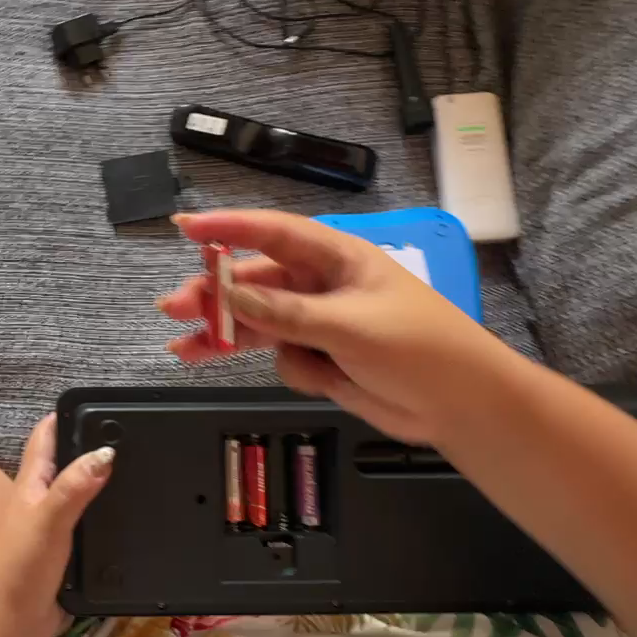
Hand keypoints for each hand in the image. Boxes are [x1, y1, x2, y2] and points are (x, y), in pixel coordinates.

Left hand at [0, 413, 115, 636]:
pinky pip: (92, 521)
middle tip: (131, 433)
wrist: (14, 622)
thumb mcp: (49, 520)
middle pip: (68, 460)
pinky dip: (108, 513)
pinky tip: (131, 515)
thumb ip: (74, 486)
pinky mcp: (69, 549)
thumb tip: (105, 452)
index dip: (67, 416)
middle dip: (92, 444)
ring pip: (82, 491)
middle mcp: (43, 497)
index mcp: (32, 482)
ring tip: (139, 468)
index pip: (47, 436)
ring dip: (103, 480)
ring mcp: (56, 523)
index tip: (99, 403)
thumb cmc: (23, 566)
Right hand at [156, 209, 521, 444]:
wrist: (462, 407)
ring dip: (225, 335)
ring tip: (185, 348)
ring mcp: (316, 321)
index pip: (271, 233)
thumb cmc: (421, 350)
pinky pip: (280, 355)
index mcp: (335, 258)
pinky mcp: (318, 355)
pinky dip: (284, 367)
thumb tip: (229, 293)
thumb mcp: (350, 326)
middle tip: (173, 307)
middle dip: (212, 295)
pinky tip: (312, 380)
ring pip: (256, 322)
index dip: (226, 229)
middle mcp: (319, 284)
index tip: (185, 229)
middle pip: (251, 282)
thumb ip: (285, 312)